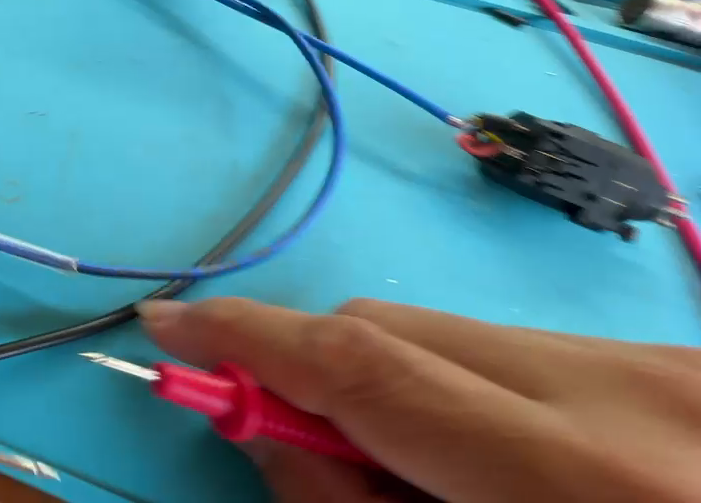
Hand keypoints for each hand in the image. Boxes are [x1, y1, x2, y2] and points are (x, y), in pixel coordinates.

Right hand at [139, 297, 700, 501]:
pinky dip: (483, 394)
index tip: (167, 327)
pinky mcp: (699, 360)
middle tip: (312, 443)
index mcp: (596, 488)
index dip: (243, 337)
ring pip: (453, 336)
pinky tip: (531, 466)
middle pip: (390, 328)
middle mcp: (650, 400)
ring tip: (452, 473)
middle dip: (320, 371)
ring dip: (407, 388)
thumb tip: (264, 429)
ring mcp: (686, 368)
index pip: (362, 364)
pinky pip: (524, 350)